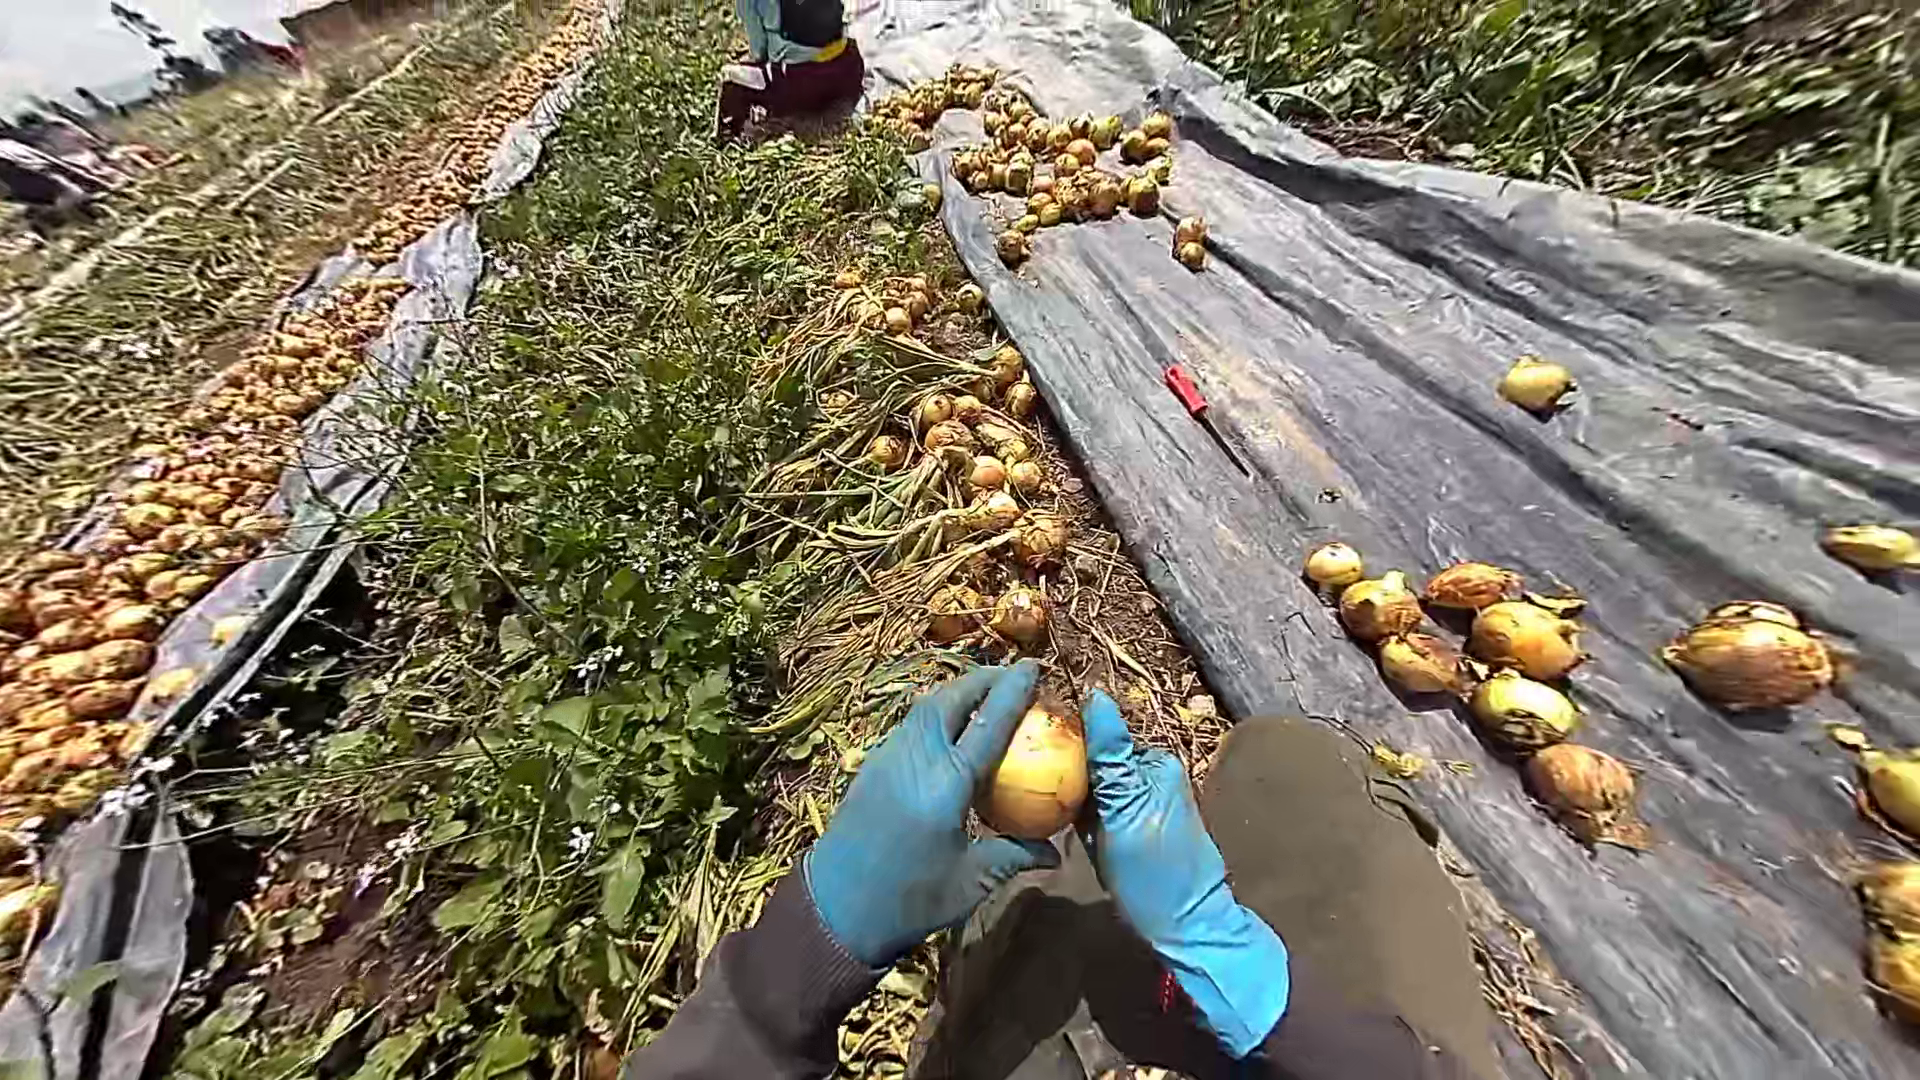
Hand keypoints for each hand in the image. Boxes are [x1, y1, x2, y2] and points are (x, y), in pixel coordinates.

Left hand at [806, 662, 1060, 966]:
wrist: (835, 907)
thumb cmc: (910, 897)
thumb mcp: (971, 880)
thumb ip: (1015, 856)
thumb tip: (1056, 853)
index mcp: (949, 780)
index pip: (989, 722)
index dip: (1014, 689)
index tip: (1034, 667)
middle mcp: (919, 754)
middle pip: (954, 697)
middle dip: (984, 678)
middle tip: (1011, 675)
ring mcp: (891, 753)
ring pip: (928, 703)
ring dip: (959, 690)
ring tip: (983, 692)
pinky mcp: (875, 761)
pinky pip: (913, 720)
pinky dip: (937, 708)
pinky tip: (948, 724)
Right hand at [1080, 690, 1289, 1057]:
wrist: (1185, 932)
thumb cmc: (1154, 869)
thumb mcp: (1124, 806)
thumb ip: (1108, 751)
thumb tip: (1094, 693)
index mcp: (1153, 761)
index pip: (1099, 733)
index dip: (1069, 744)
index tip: (1043, 758)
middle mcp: (1149, 774)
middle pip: (1093, 758)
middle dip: (1071, 774)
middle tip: (1058, 801)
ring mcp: (1140, 800)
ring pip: (1091, 783)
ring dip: (1075, 799)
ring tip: (1068, 819)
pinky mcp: (1132, 824)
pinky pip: (1097, 807)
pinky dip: (1084, 818)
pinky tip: (1080, 834)